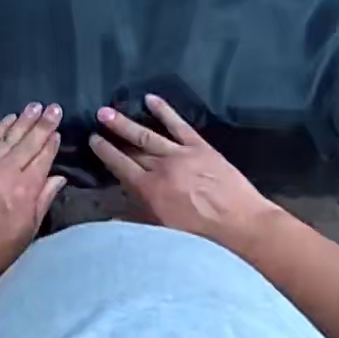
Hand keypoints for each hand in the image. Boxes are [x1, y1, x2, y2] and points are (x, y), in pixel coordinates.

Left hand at [0, 103, 66, 286]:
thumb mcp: (28, 230)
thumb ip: (44, 199)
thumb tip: (58, 177)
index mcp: (24, 191)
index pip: (42, 158)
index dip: (51, 142)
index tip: (59, 129)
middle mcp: (5, 172)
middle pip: (28, 142)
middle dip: (43, 124)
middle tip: (54, 107)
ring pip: (8, 137)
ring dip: (23, 120)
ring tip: (36, 106)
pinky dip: (0, 128)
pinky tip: (10, 118)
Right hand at [89, 94, 284, 252]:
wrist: (245, 229)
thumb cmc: (203, 238)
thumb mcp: (164, 234)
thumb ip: (136, 222)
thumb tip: (110, 217)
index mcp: (149, 190)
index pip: (120, 165)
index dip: (105, 151)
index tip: (93, 139)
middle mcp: (161, 168)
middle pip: (132, 148)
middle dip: (112, 132)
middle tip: (98, 117)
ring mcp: (181, 155)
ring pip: (148, 134)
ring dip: (127, 121)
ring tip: (110, 109)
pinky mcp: (201, 148)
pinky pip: (179, 126)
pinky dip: (164, 111)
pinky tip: (150, 99)